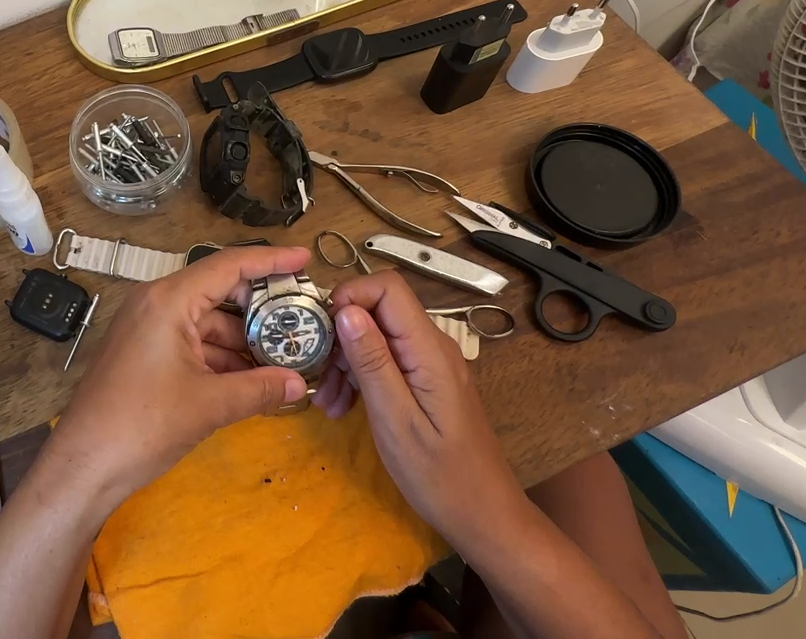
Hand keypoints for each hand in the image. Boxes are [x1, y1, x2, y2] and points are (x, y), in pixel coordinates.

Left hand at [45, 246, 312, 501]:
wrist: (84, 464)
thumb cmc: (143, 424)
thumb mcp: (209, 405)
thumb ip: (258, 389)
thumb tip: (299, 385)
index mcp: (168, 300)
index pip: (227, 266)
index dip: (269, 260)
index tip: (304, 259)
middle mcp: (155, 303)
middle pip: (218, 292)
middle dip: (260, 309)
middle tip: (302, 319)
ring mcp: (147, 327)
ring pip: (207, 322)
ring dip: (242, 340)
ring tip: (285, 358)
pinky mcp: (144, 351)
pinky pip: (191, 342)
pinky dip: (220, 357)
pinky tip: (250, 379)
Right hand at [312, 271, 527, 540]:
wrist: (486, 518)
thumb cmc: (441, 477)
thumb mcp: (396, 421)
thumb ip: (372, 362)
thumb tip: (345, 310)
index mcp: (429, 350)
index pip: (388, 287)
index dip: (350, 296)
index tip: (324, 332)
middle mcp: (432, 345)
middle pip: (377, 310)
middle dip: (341, 335)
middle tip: (320, 377)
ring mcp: (429, 362)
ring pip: (375, 334)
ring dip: (345, 360)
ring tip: (327, 402)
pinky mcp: (424, 379)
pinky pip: (384, 359)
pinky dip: (359, 376)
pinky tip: (342, 406)